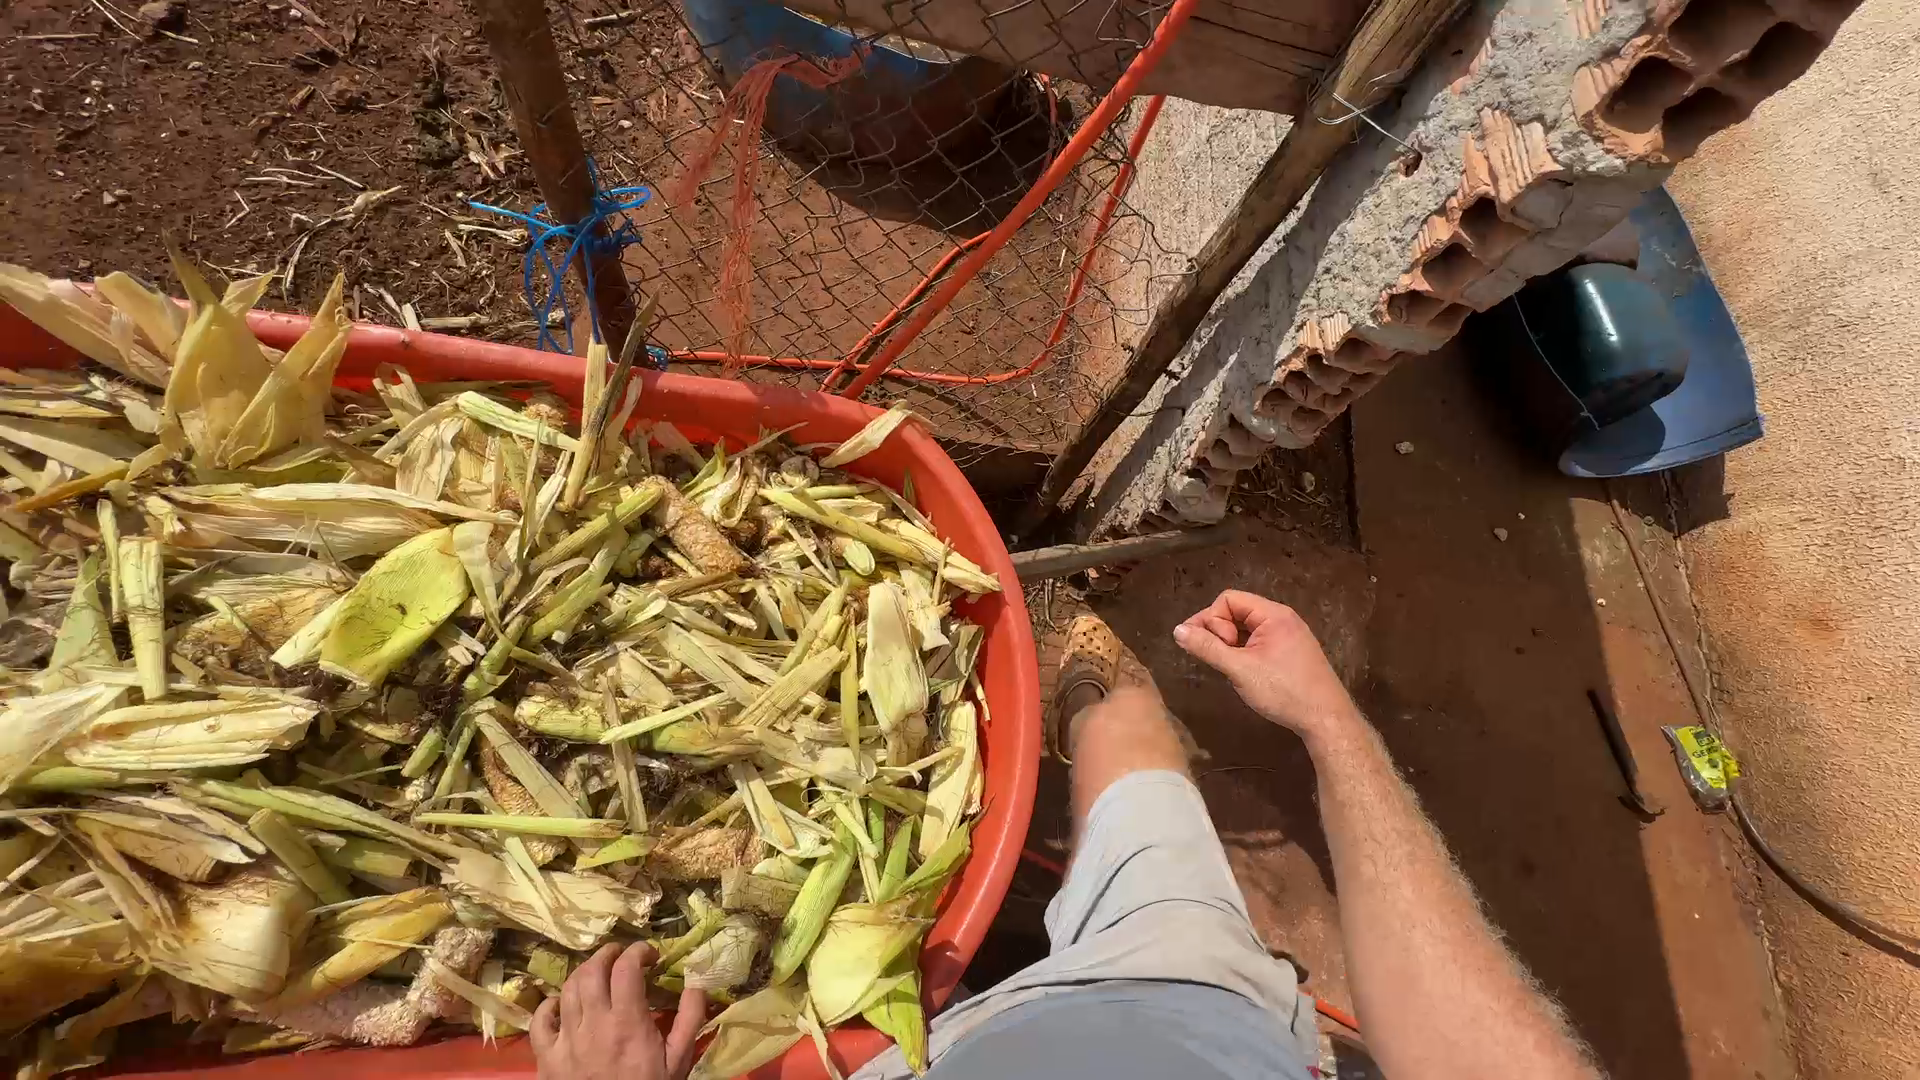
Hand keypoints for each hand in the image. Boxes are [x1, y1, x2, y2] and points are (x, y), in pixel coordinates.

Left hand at [532, 942, 706, 1079]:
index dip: (638, 950)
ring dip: (584, 973)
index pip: (626, 967)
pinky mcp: (547, 1060)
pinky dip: (549, 1006)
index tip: (651, 955)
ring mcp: (566, 1042)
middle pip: (592, 971)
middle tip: (622, 956)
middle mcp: (593, 1025)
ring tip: (598, 974)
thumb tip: (696, 982)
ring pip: (567, 989)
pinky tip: (563, 1005)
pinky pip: (539, 1022)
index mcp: (627, 1023)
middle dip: (609, 954)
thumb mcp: (678, 1059)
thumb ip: (690, 1018)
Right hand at [1173, 590, 1359, 739]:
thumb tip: (1177, 630)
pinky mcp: (1290, 652)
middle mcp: (1282, 618)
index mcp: (1273, 615)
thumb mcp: (1239, 669)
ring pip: (1245, 627)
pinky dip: (1243, 651)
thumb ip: (1207, 647)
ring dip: (1230, 643)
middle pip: (1236, 610)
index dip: (1213, 620)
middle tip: (1219, 658)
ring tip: (1230, 667)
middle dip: (1219, 631)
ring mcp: (1288, 635)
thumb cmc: (1283, 691)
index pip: (1228, 599)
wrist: (1327, 721)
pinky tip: (1243, 672)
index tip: (1216, 647)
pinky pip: (1258, 640)